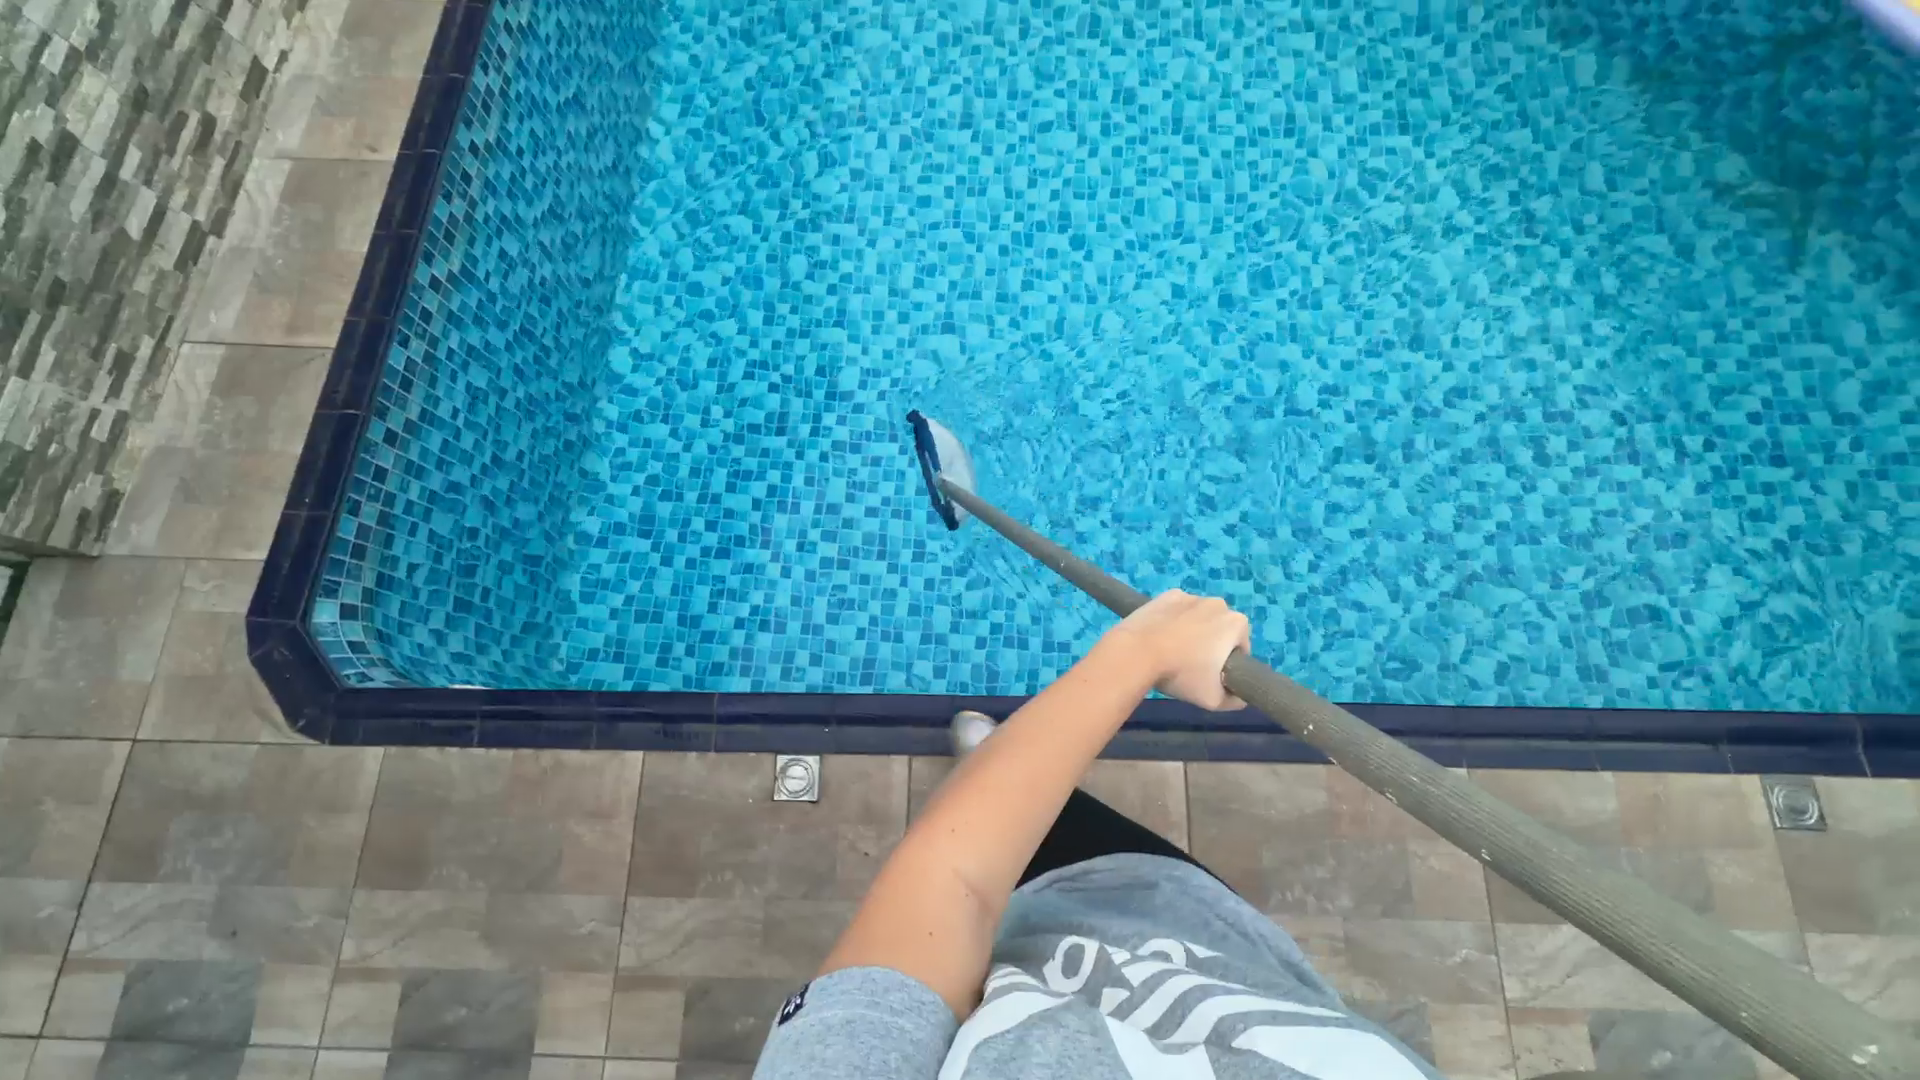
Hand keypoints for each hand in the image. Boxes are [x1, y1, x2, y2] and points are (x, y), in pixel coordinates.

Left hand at [1106, 589, 1250, 710]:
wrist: (1136, 652)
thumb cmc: (1181, 674)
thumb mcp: (1214, 700)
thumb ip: (1234, 700)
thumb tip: (1238, 697)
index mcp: (1237, 623)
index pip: (1240, 648)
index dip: (1228, 664)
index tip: (1210, 675)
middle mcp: (1217, 604)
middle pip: (1219, 630)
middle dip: (1210, 645)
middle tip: (1190, 665)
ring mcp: (1190, 596)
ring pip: (1198, 618)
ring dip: (1191, 631)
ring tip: (1171, 651)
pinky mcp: (1166, 595)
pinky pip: (1176, 610)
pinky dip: (1172, 620)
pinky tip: (1160, 635)